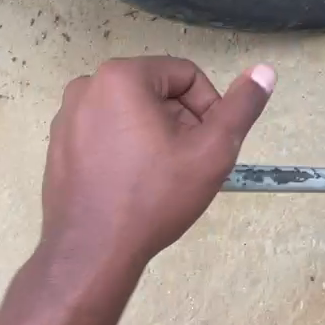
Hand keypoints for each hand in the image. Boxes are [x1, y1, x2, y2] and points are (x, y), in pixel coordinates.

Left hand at [39, 56, 274, 273]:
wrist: (92, 254)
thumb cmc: (154, 197)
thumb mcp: (212, 150)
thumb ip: (242, 106)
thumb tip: (265, 71)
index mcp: (122, 77)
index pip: (187, 76)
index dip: (208, 109)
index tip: (207, 145)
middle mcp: (88, 86)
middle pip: (159, 92)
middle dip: (182, 123)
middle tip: (188, 163)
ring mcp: (68, 116)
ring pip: (134, 112)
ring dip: (157, 135)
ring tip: (162, 175)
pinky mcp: (59, 145)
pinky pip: (108, 131)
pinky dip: (128, 148)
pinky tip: (135, 183)